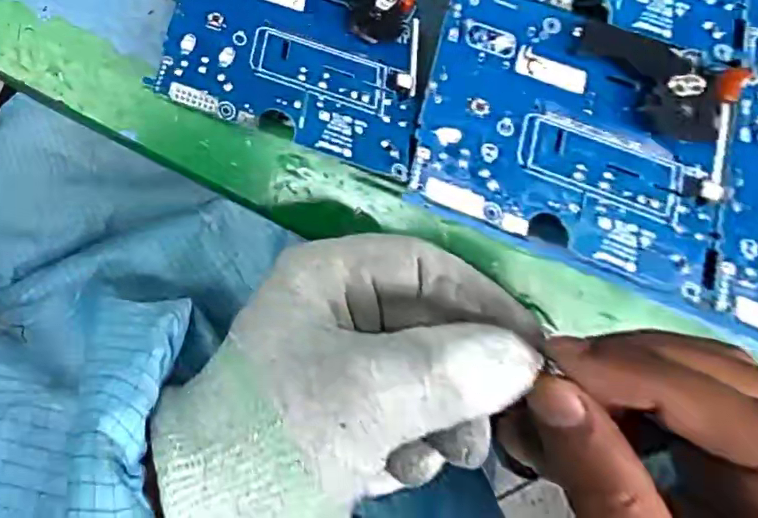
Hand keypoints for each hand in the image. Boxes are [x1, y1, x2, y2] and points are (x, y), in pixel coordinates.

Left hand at [149, 234, 544, 516]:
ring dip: (442, 419)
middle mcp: (337, 307)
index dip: (480, 298)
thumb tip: (522, 355)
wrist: (223, 501)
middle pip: (431, 321)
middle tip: (488, 427)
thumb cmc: (287, 426)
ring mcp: (343, 360)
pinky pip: (409, 413)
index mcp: (329, 275)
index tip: (534, 352)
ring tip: (426, 452)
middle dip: (463, 375)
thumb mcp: (371, 391)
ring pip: (428, 373)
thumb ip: (450, 367)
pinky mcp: (349, 411)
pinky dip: (414, 444)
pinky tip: (390, 468)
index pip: (421, 263)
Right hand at [503, 331, 757, 517]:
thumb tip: (549, 387)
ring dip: (644, 371)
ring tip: (581, 396)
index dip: (650, 380)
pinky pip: (728, 399)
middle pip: (746, 386)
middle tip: (557, 377)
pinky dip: (660, 391)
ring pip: (735, 381)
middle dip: (637, 365)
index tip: (556, 365)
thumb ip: (607, 486)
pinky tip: (619, 415)